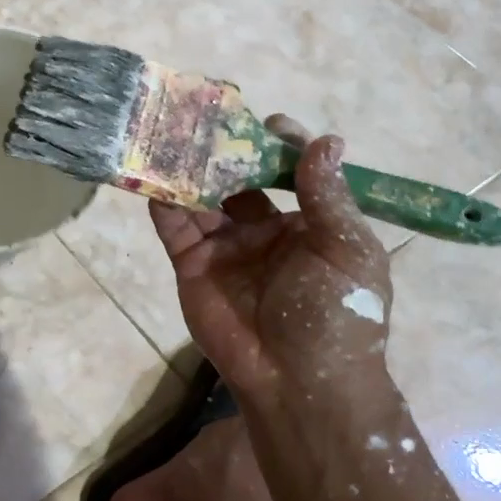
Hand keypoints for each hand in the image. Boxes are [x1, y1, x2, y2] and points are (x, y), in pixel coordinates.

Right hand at [148, 115, 391, 395]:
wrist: (296, 377)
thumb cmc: (336, 314)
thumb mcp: (346, 252)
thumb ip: (328, 198)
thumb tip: (326, 141)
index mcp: (307, 226)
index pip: (292, 175)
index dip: (281, 148)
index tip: (268, 124)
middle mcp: (262, 229)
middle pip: (239, 180)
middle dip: (226, 153)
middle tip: (208, 124)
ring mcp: (223, 246)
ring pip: (202, 198)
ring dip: (190, 171)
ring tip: (173, 141)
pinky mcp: (189, 262)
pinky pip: (173, 226)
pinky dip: (162, 202)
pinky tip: (154, 178)